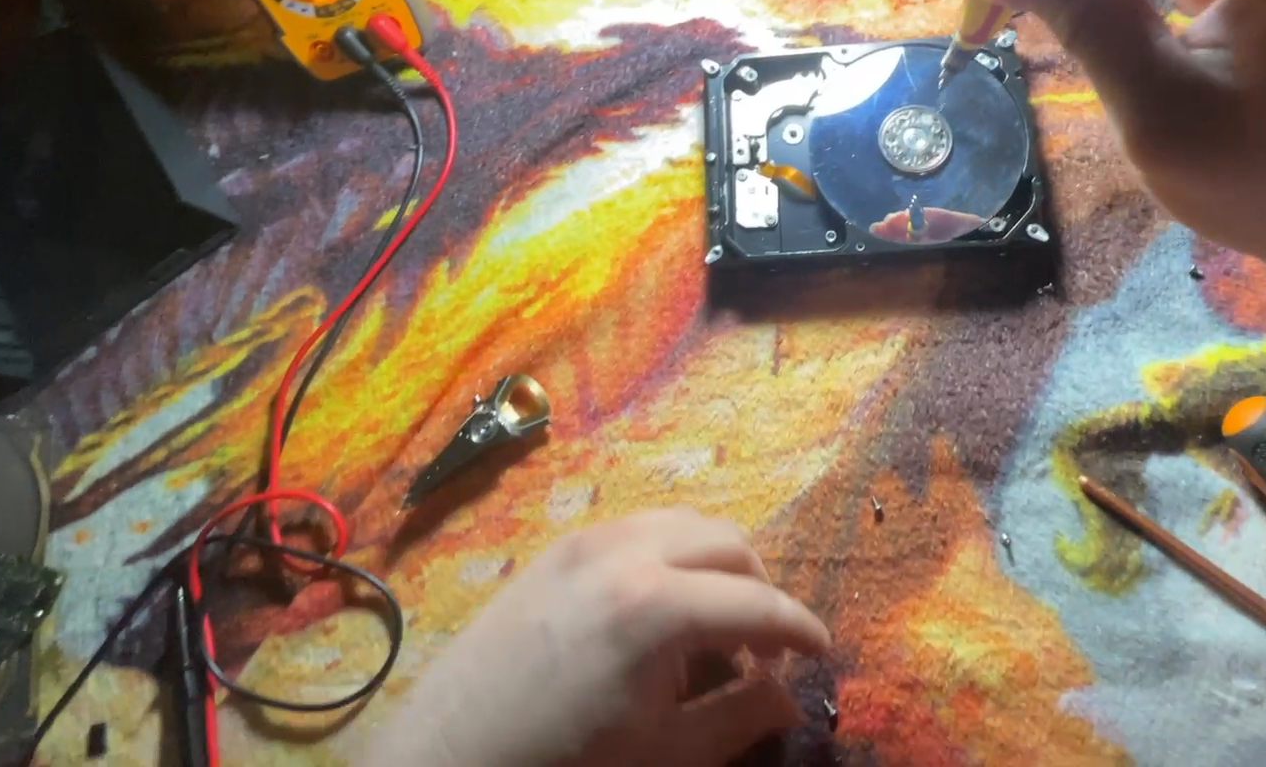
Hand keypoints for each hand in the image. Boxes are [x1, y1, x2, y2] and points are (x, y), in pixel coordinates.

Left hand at [359, 510, 829, 766]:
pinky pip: (641, 525)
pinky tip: (661, 602)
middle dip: (760, 589)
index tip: (823, 650)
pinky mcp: (561, 542)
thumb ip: (739, 719)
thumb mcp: (660, 756)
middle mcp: (628, 550)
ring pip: (686, 522)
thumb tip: (792, 700)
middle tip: (762, 647)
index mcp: (656, 607)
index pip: (756, 603)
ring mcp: (589, 537)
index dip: (800, 627)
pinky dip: (674, 552)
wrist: (441, 759)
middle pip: (729, 542)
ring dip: (717, 563)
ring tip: (713, 621)